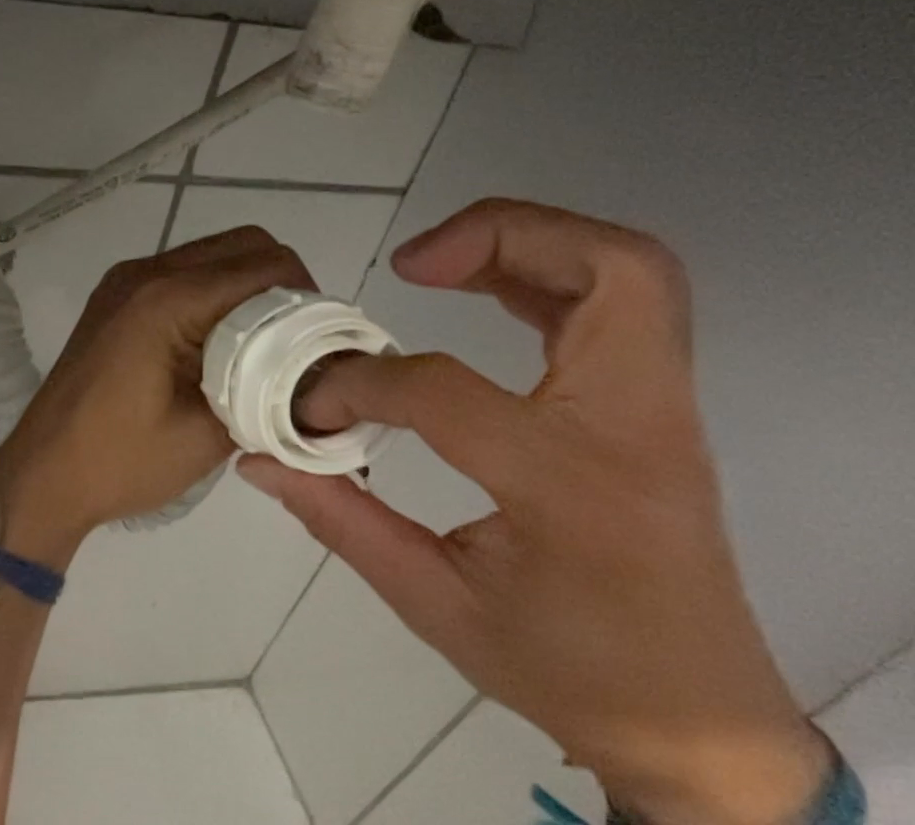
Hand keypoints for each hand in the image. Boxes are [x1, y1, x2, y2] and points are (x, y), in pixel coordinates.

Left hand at [0, 227, 315, 564]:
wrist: (42, 475)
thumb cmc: (120, 461)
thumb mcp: (207, 435)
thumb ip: (268, 396)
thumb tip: (317, 381)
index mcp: (167, 299)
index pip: (266, 265)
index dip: (309, 298)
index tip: (323, 343)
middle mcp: (144, 274)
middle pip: (241, 245)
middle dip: (282, 287)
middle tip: (298, 345)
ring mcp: (122, 283)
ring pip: (210, 257)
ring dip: (246, 290)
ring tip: (263, 350)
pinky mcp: (113, 301)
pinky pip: (180, 277)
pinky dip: (213, 297)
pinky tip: (221, 348)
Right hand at [238, 199, 828, 824]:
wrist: (694, 717)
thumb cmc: (563, 669)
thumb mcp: (434, 605)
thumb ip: (341, 519)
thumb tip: (260, 460)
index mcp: (567, 486)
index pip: (445, 391)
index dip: (358, 384)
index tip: (313, 406)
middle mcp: (635, 429)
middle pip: (609, 274)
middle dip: (500, 237)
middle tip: (410, 264)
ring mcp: (663, 412)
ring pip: (631, 272)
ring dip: (531, 243)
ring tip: (438, 266)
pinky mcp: (660, 409)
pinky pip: (625, 305)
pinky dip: (552, 274)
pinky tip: (486, 292)